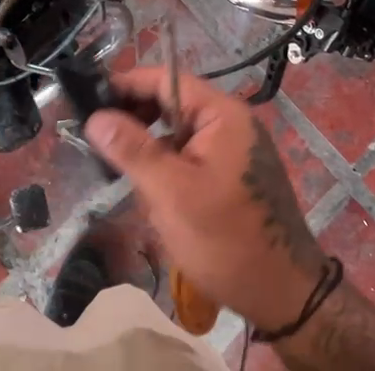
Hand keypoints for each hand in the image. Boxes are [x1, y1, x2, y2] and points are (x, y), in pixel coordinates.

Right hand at [84, 68, 325, 333]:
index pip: (166, 79)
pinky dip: (170, 174)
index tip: (89, 100)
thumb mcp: (171, 193)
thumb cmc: (225, 239)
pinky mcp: (234, 176)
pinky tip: (157, 203)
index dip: (126, 85)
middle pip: (171, 105)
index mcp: (222, 114)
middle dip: (138, 125)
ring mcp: (235, 150)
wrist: (285, 295)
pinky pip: (191, 160)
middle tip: (101, 145)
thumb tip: (96, 116)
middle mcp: (232, 123)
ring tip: (130, 183)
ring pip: (177, 137)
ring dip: (152, 156)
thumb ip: (132, 149)